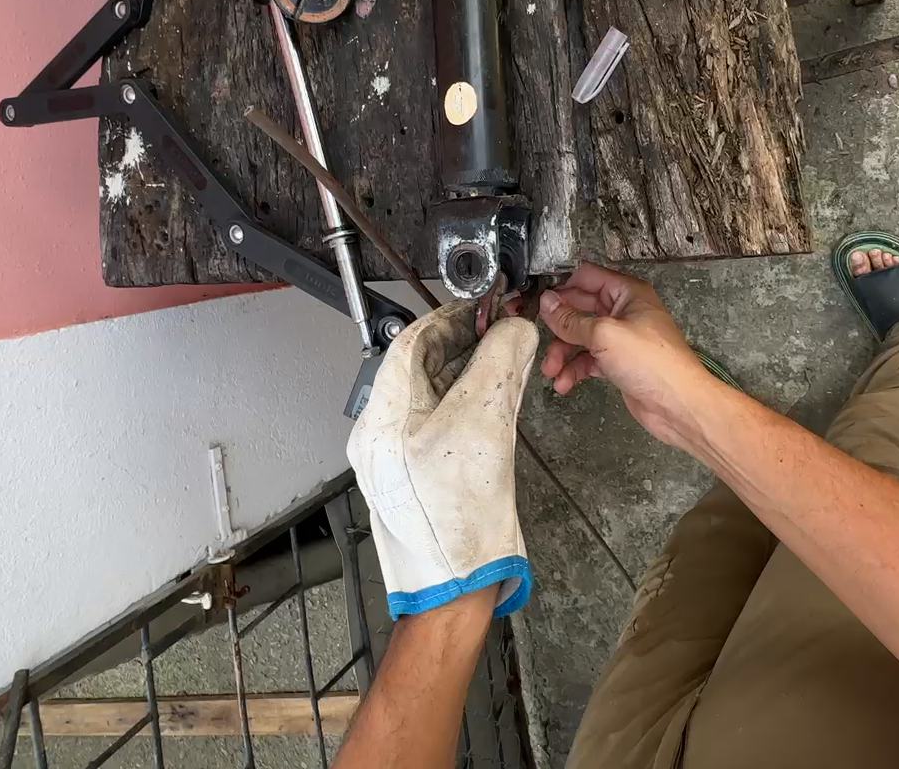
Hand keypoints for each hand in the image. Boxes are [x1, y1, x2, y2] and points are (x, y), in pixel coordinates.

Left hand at [346, 301, 537, 618]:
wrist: (457, 591)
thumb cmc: (459, 519)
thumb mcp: (483, 426)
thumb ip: (499, 365)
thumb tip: (515, 327)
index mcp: (382, 417)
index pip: (412, 344)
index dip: (451, 317)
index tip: (485, 308)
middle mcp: (384, 431)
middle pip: (423, 366)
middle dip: (466, 341)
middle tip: (503, 328)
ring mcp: (401, 453)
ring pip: (438, 391)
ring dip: (473, 367)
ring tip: (508, 352)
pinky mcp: (423, 470)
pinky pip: (446, 418)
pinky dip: (474, 397)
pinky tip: (501, 389)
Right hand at [534, 262, 728, 452]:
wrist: (678, 405)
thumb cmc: (655, 364)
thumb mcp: (605, 335)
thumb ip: (572, 320)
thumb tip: (548, 304)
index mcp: (628, 293)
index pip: (587, 277)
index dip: (562, 287)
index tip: (538, 299)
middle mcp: (625, 311)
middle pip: (580, 309)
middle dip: (558, 325)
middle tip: (537, 335)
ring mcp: (622, 338)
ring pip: (582, 337)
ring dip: (563, 353)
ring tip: (551, 370)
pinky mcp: (619, 363)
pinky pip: (589, 360)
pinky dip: (574, 370)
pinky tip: (564, 383)